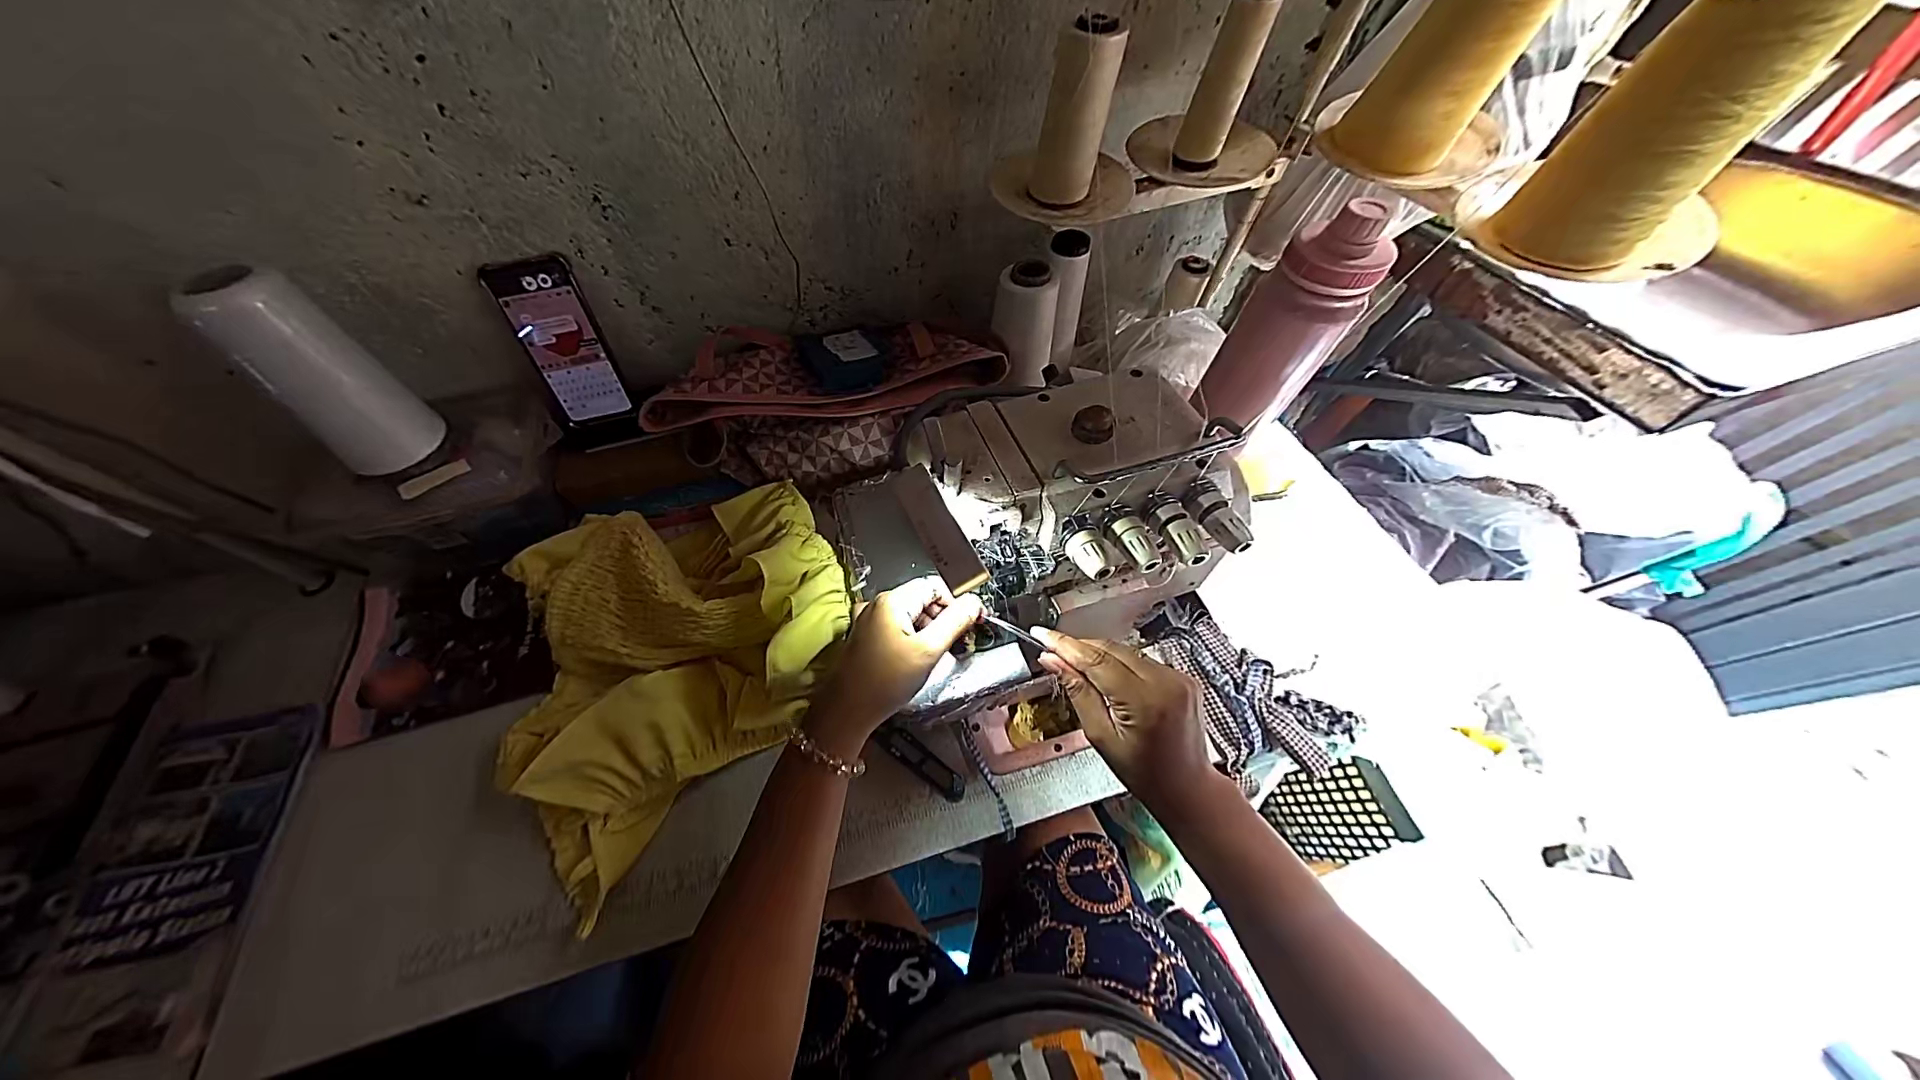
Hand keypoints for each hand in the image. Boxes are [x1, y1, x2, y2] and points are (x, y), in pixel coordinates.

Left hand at [808, 576, 982, 754]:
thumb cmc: (885, 682)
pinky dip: (911, 639)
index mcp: (892, 600)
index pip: (935, 587)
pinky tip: (914, 660)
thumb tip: (975, 603)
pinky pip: (896, 628)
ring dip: (928, 631)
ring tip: (933, 656)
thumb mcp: (929, 651)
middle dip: (942, 620)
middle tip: (954, 645)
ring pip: (910, 615)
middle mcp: (877, 604)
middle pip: (923, 600)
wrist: (846, 712)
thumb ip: (955, 622)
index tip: (968, 627)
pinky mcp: (865, 636)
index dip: (956, 605)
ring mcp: (868, 620)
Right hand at [1032, 629, 1216, 808]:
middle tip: (1052, 649)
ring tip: (1076, 665)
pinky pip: (1143, 660)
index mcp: (1144, 701)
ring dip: (1099, 654)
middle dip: (1079, 647)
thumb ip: (1077, 692)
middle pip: (1111, 649)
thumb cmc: (1146, 772)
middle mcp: (1165, 683)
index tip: (1043, 635)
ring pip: (1126, 651)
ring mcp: (1178, 678)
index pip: (1095, 659)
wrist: (1186, 786)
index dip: (1065, 644)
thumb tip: (1054, 662)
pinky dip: (1121, 663)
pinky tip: (1107, 675)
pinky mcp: (1182, 677)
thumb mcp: (1101, 736)